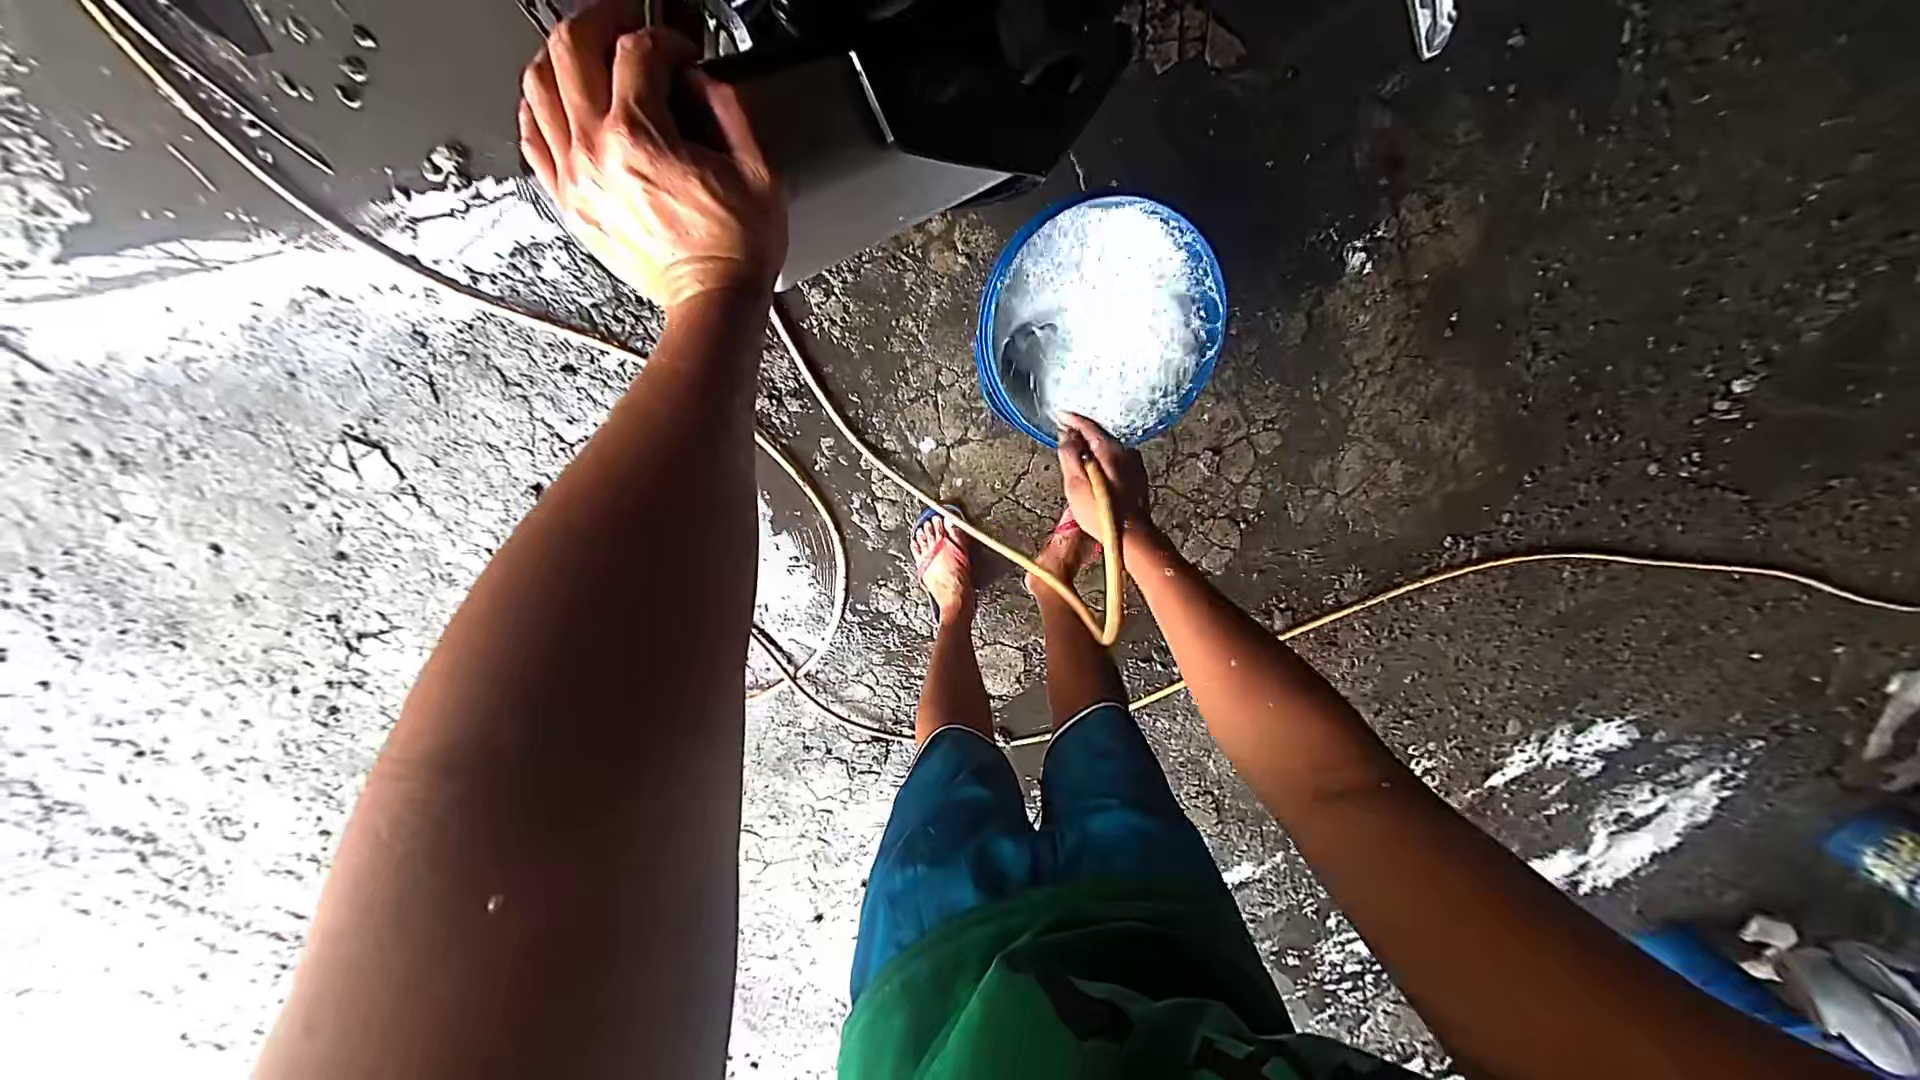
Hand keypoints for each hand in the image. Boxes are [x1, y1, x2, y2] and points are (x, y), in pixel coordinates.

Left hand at [519, 4, 787, 311]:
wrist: (714, 301)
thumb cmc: (735, 253)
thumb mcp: (761, 174)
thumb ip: (733, 110)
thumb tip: (704, 81)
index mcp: (643, 140)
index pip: (638, 52)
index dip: (667, 39)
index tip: (682, 53)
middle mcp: (597, 153)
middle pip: (571, 47)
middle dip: (602, 21)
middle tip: (624, 23)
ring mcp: (577, 180)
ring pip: (539, 84)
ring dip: (562, 56)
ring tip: (590, 56)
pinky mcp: (572, 204)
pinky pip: (533, 138)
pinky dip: (540, 106)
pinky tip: (561, 102)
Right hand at [1056, 412, 1151, 538]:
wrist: (1132, 535)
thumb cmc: (1101, 513)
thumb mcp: (1075, 483)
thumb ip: (1069, 455)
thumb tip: (1066, 435)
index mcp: (1109, 449)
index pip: (1087, 425)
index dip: (1070, 419)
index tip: (1059, 415)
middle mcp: (1126, 451)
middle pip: (1099, 436)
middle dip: (1080, 436)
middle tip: (1064, 437)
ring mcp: (1134, 465)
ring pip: (1108, 449)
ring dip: (1092, 450)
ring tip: (1077, 458)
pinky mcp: (1138, 478)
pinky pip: (1116, 461)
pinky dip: (1103, 461)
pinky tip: (1095, 473)